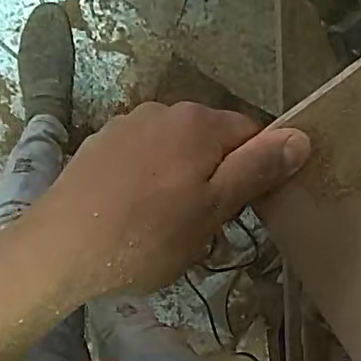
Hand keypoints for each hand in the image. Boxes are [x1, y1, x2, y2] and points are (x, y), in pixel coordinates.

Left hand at [17, 102, 309, 298]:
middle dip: (218, 175)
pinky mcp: (98, 146)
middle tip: (206, 225)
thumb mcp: (212, 210)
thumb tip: (301, 137)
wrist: (60, 250)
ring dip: (183, 178)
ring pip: (175, 150)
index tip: (245, 208)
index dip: (257, 171)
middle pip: (211, 140)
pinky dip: (150, 179)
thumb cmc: (146, 237)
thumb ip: (257, 170)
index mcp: (198, 124)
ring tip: (166, 223)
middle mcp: (162, 111)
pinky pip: (142, 158)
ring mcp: (125, 125)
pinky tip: (134, 212)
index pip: (252, 134)